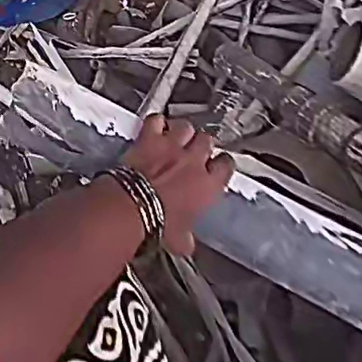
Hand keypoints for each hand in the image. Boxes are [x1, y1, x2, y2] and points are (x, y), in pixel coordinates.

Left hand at [120, 114, 233, 255]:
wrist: (134, 203)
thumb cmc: (160, 223)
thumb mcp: (182, 238)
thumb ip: (188, 235)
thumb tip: (185, 242)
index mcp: (209, 185)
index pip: (226, 165)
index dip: (222, 162)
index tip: (218, 163)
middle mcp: (194, 160)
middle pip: (207, 139)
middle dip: (202, 141)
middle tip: (196, 146)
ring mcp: (171, 145)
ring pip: (185, 125)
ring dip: (182, 129)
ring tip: (177, 133)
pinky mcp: (149, 136)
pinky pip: (156, 119)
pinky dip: (156, 120)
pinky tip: (155, 124)